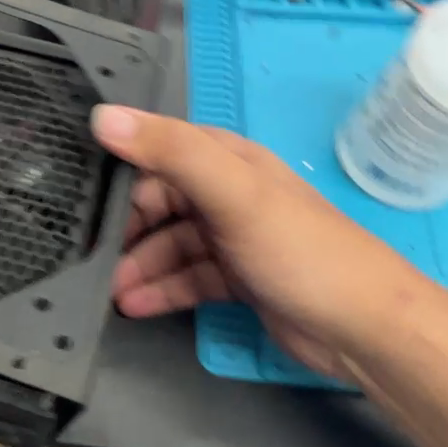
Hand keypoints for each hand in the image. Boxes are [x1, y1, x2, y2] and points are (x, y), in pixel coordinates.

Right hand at [92, 105, 442, 376]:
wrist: (365, 330)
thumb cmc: (299, 251)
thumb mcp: (233, 194)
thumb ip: (169, 152)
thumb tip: (102, 116)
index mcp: (228, 160)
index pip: (158, 152)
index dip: (120, 171)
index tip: (82, 198)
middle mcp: (227, 193)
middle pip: (159, 203)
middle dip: (126, 229)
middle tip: (92, 256)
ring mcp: (232, 237)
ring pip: (170, 244)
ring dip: (140, 266)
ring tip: (111, 291)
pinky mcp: (237, 278)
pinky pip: (186, 277)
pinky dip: (161, 290)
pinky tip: (134, 306)